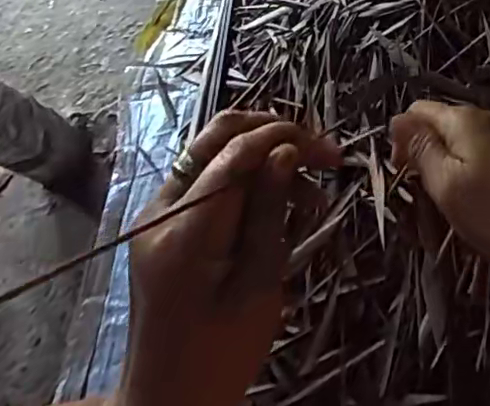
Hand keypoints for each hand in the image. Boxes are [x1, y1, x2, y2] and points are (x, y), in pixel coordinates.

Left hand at [121, 111, 340, 405]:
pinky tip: (282, 199)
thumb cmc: (220, 357)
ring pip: (216, 150)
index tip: (330, 152)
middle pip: (219, 135)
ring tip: (311, 188)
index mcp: (183, 231)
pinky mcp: (166, 222)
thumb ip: (268, 211)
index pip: (236, 153)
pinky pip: (211, 177)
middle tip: (319, 150)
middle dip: (275, 131)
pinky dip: (248, 175)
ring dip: (266, 153)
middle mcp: (161, 210)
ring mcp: (159, 213)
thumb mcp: (257, 286)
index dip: (286, 138)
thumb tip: (286, 150)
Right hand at [390, 101, 489, 273]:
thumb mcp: (445, 182)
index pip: (416, 110)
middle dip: (419, 154)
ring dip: (438, 168)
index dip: (400, 138)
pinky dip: (458, 174)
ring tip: (440, 203)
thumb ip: (420, 148)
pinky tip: (463, 202)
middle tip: (419, 195)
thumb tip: (395, 119)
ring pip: (451, 143)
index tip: (399, 176)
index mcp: (461, 118)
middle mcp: (479, 118)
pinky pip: (469, 155)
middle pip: (434, 125)